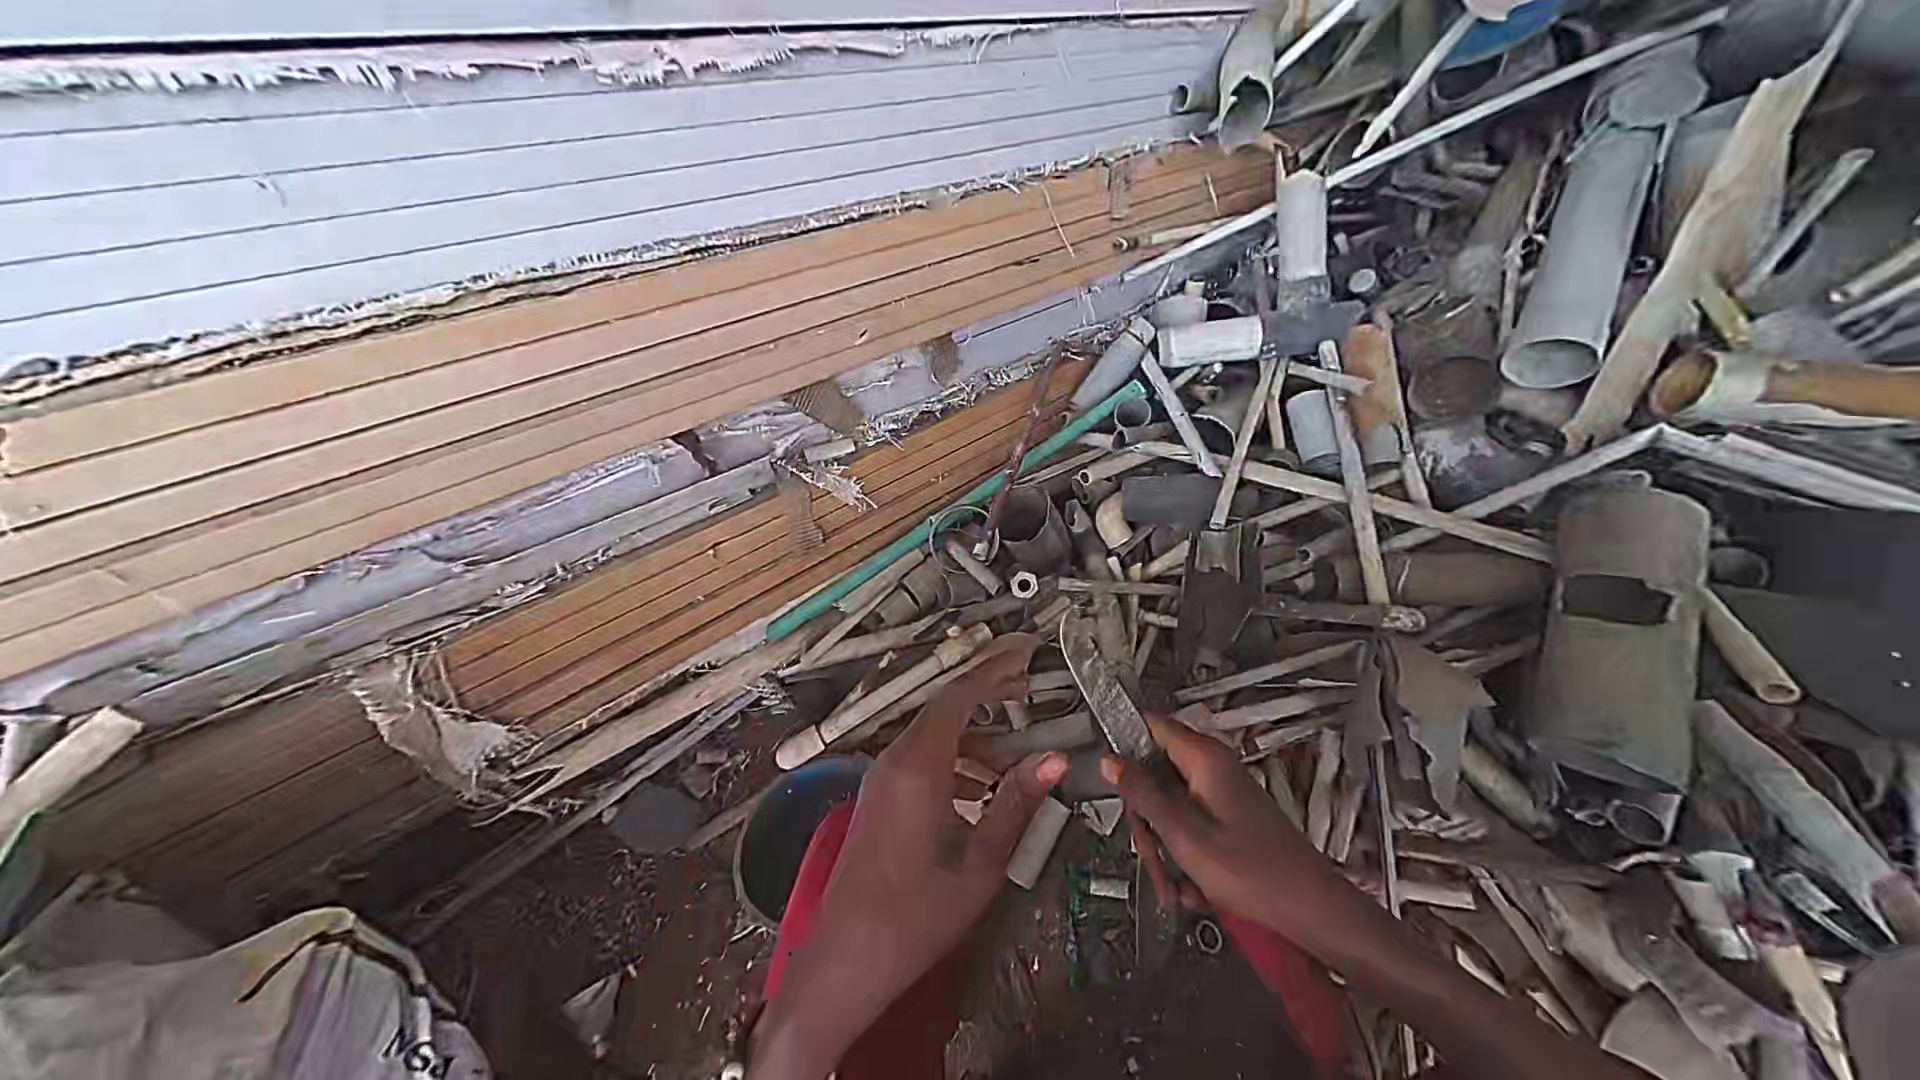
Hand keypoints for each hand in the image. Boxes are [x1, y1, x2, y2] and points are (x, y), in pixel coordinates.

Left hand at [750, 643, 1066, 1079]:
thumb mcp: (981, 863)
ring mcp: (881, 777)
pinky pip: (921, 758)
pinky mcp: (879, 796)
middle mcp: (895, 759)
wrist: (845, 961)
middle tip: (1033, 698)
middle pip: (945, 709)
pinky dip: (955, 759)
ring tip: (1019, 753)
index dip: (994, 671)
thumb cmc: (916, 916)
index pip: (958, 696)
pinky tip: (983, 787)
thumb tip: (1055, 760)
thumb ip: (1017, 804)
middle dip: (989, 698)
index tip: (1027, 657)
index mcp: (919, 766)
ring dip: (976, 736)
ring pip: (934, 734)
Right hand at [1100, 715, 1350, 942]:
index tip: (1111, 778)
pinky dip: (1185, 856)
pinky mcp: (1228, 817)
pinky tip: (1192, 890)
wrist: (1313, 913)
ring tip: (1173, 886)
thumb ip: (1143, 795)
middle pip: (1155, 774)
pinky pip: (1190, 826)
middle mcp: (1212, 768)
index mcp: (1204, 759)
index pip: (1151, 725)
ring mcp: (1221, 792)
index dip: (1125, 745)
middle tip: (1151, 855)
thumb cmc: (1253, 873)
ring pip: (1170, 806)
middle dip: (1146, 819)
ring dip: (1164, 847)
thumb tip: (1109, 761)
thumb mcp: (1184, 835)